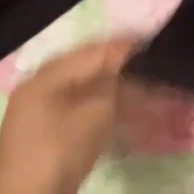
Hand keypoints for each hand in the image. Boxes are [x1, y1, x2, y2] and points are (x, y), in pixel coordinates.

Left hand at [0, 38, 140, 193]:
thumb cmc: (62, 147)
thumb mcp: (99, 108)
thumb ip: (117, 77)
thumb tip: (133, 59)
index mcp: (45, 76)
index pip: (94, 51)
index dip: (127, 47)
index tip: (156, 45)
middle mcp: (37, 88)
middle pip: (87, 69)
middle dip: (121, 68)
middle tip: (151, 67)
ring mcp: (37, 113)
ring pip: (85, 89)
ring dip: (115, 88)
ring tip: (144, 89)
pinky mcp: (44, 133)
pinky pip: (78, 107)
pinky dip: (102, 105)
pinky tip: (123, 108)